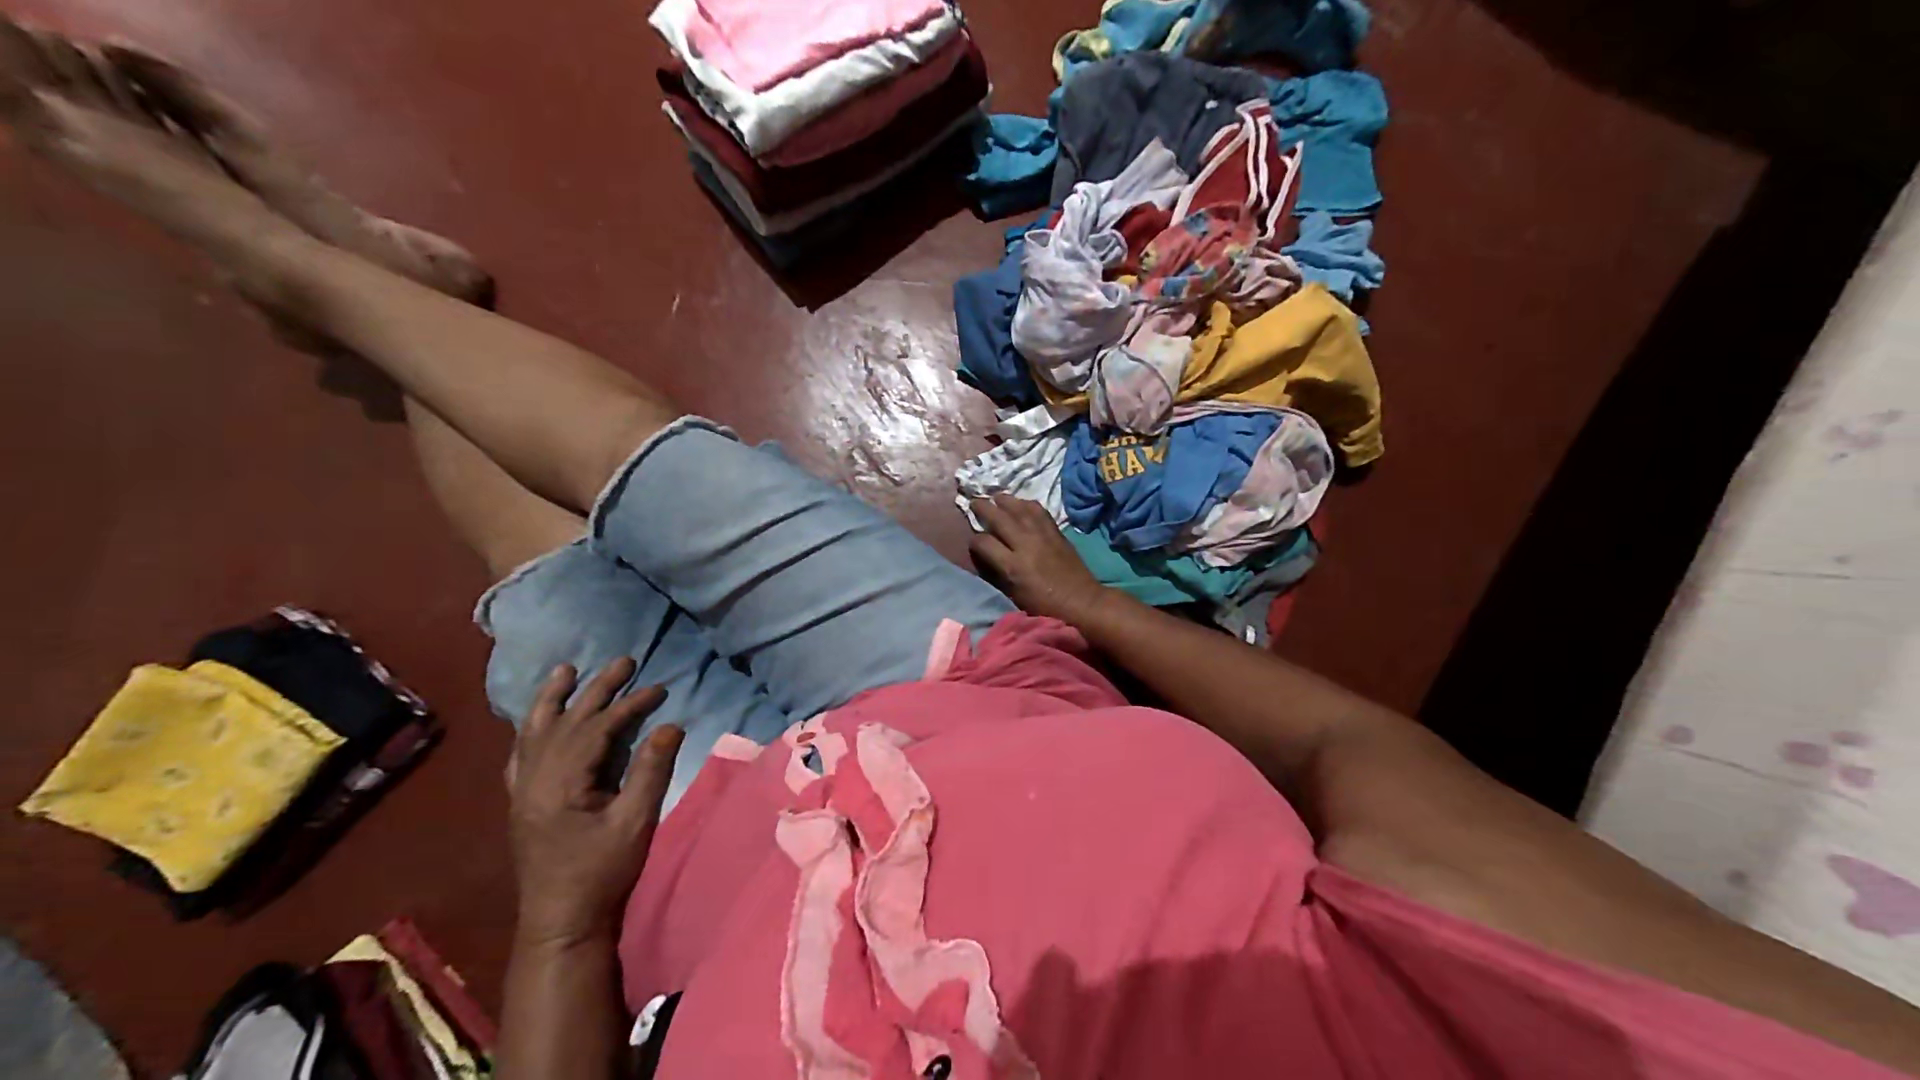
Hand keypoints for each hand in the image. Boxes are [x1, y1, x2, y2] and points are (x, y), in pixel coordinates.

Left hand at [507, 658, 681, 946]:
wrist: (560, 922)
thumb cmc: (602, 872)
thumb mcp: (635, 821)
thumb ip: (651, 770)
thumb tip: (671, 725)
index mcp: (560, 783)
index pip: (597, 729)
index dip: (630, 705)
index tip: (659, 688)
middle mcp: (534, 779)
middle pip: (566, 720)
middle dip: (597, 689)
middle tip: (624, 660)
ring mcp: (522, 790)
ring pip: (535, 731)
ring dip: (553, 698)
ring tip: (565, 670)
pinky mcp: (521, 801)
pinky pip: (521, 753)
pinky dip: (531, 729)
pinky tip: (537, 720)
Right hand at [968, 495, 1111, 623]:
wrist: (1081, 601)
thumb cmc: (1045, 606)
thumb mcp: (1014, 595)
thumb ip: (998, 572)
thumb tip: (986, 556)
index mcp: (1013, 565)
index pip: (984, 542)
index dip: (974, 541)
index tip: (973, 542)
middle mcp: (1025, 544)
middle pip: (999, 518)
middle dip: (983, 508)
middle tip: (974, 501)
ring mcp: (1042, 535)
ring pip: (1020, 508)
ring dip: (1005, 500)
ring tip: (996, 496)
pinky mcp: (1056, 532)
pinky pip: (1039, 511)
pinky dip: (1027, 504)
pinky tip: (1021, 504)